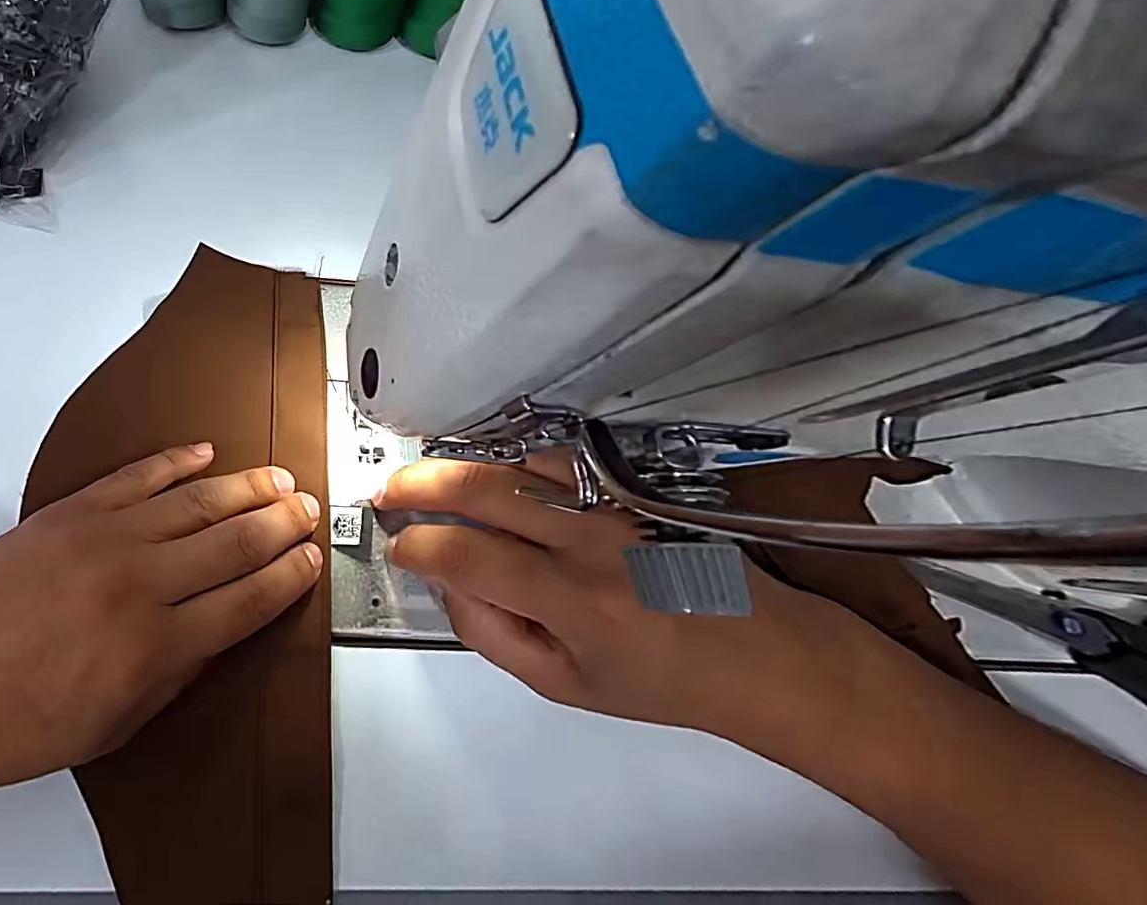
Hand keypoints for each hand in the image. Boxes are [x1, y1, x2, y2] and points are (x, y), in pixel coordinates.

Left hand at [0, 443, 321, 855]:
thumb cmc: (11, 722)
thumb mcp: (111, 724)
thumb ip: (176, 673)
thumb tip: (217, 631)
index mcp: (155, 646)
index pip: (248, 600)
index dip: (288, 576)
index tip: (310, 558)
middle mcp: (140, 584)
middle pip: (235, 541)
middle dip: (281, 522)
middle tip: (306, 508)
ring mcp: (104, 538)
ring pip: (198, 500)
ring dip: (246, 486)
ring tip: (277, 478)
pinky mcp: (70, 512)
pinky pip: (138, 476)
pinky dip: (175, 461)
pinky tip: (204, 453)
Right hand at [374, 457, 897, 751]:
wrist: (760, 652)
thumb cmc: (663, 680)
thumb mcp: (563, 685)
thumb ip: (491, 634)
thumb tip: (447, 584)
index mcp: (574, 603)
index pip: (468, 558)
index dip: (418, 547)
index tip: (400, 547)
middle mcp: (590, 543)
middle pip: (482, 490)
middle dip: (418, 485)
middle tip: (387, 492)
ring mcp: (608, 506)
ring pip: (511, 465)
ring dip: (455, 469)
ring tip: (422, 481)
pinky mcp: (622, 489)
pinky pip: (547, 462)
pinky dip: (503, 465)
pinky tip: (485, 478)